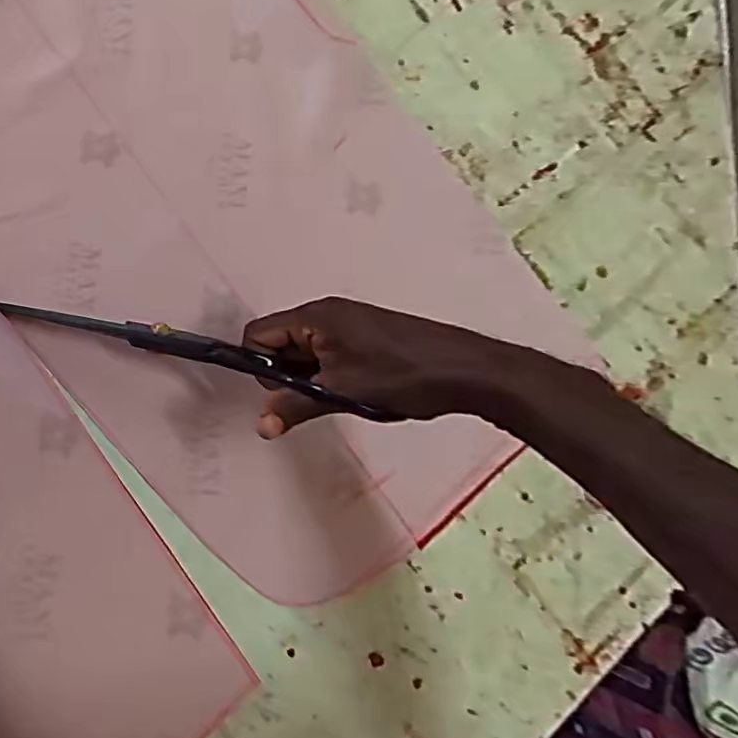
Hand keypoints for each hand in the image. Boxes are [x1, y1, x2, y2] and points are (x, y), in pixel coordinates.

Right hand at [241, 297, 597, 438]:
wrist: (480, 373)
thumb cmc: (407, 376)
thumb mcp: (343, 394)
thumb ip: (294, 406)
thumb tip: (262, 426)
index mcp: (313, 317)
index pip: (258, 335)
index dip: (263, 365)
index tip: (288, 388)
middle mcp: (326, 311)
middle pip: (279, 340)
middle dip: (291, 370)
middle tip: (321, 392)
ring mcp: (349, 318)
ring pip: (305, 347)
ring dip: (315, 372)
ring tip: (348, 390)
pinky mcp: (367, 330)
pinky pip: (329, 347)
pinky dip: (334, 368)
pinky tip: (363, 384)